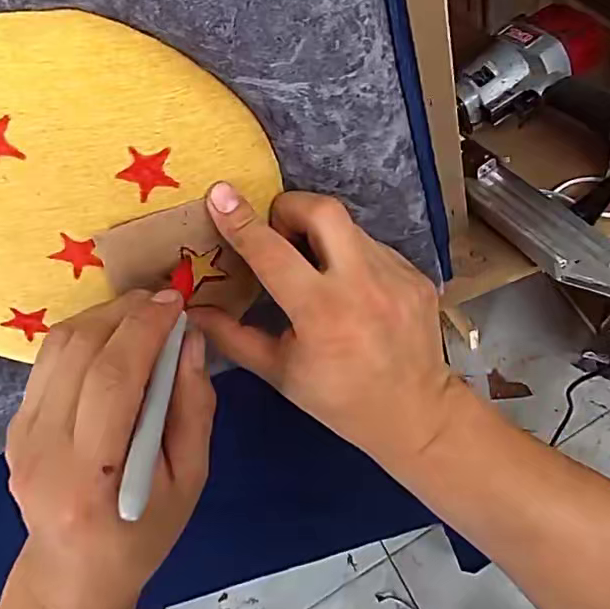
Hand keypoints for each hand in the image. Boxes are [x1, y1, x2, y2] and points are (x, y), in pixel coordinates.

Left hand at [4, 289, 214, 608]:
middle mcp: (42, 450)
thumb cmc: (142, 535)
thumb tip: (188, 340)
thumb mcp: (190, 481)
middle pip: (79, 351)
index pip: (112, 380)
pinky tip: (113, 338)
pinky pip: (49, 360)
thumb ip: (193, 409)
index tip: (176, 301)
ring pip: (57, 346)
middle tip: (163, 301)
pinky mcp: (13, 425)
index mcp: (89, 479)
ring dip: (103, 316)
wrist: (72, 573)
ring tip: (142, 313)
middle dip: (126, 312)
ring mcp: (19, 436)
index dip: (145, 329)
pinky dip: (85, 335)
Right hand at [188, 183, 468, 464]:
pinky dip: (349, 255)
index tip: (220, 194)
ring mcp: (396, 276)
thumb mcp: (280, 372)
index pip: (273, 252)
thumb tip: (193, 309)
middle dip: (289, 207)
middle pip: (323, 210)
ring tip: (314, 267)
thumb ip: (232, 336)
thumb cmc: (339, 399)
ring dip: (320, 235)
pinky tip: (348, 287)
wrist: (416, 413)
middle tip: (276, 230)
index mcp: (322, 314)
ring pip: (348, 227)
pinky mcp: (415, 274)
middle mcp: (363, 285)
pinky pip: (372, 246)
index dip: (241, 221)